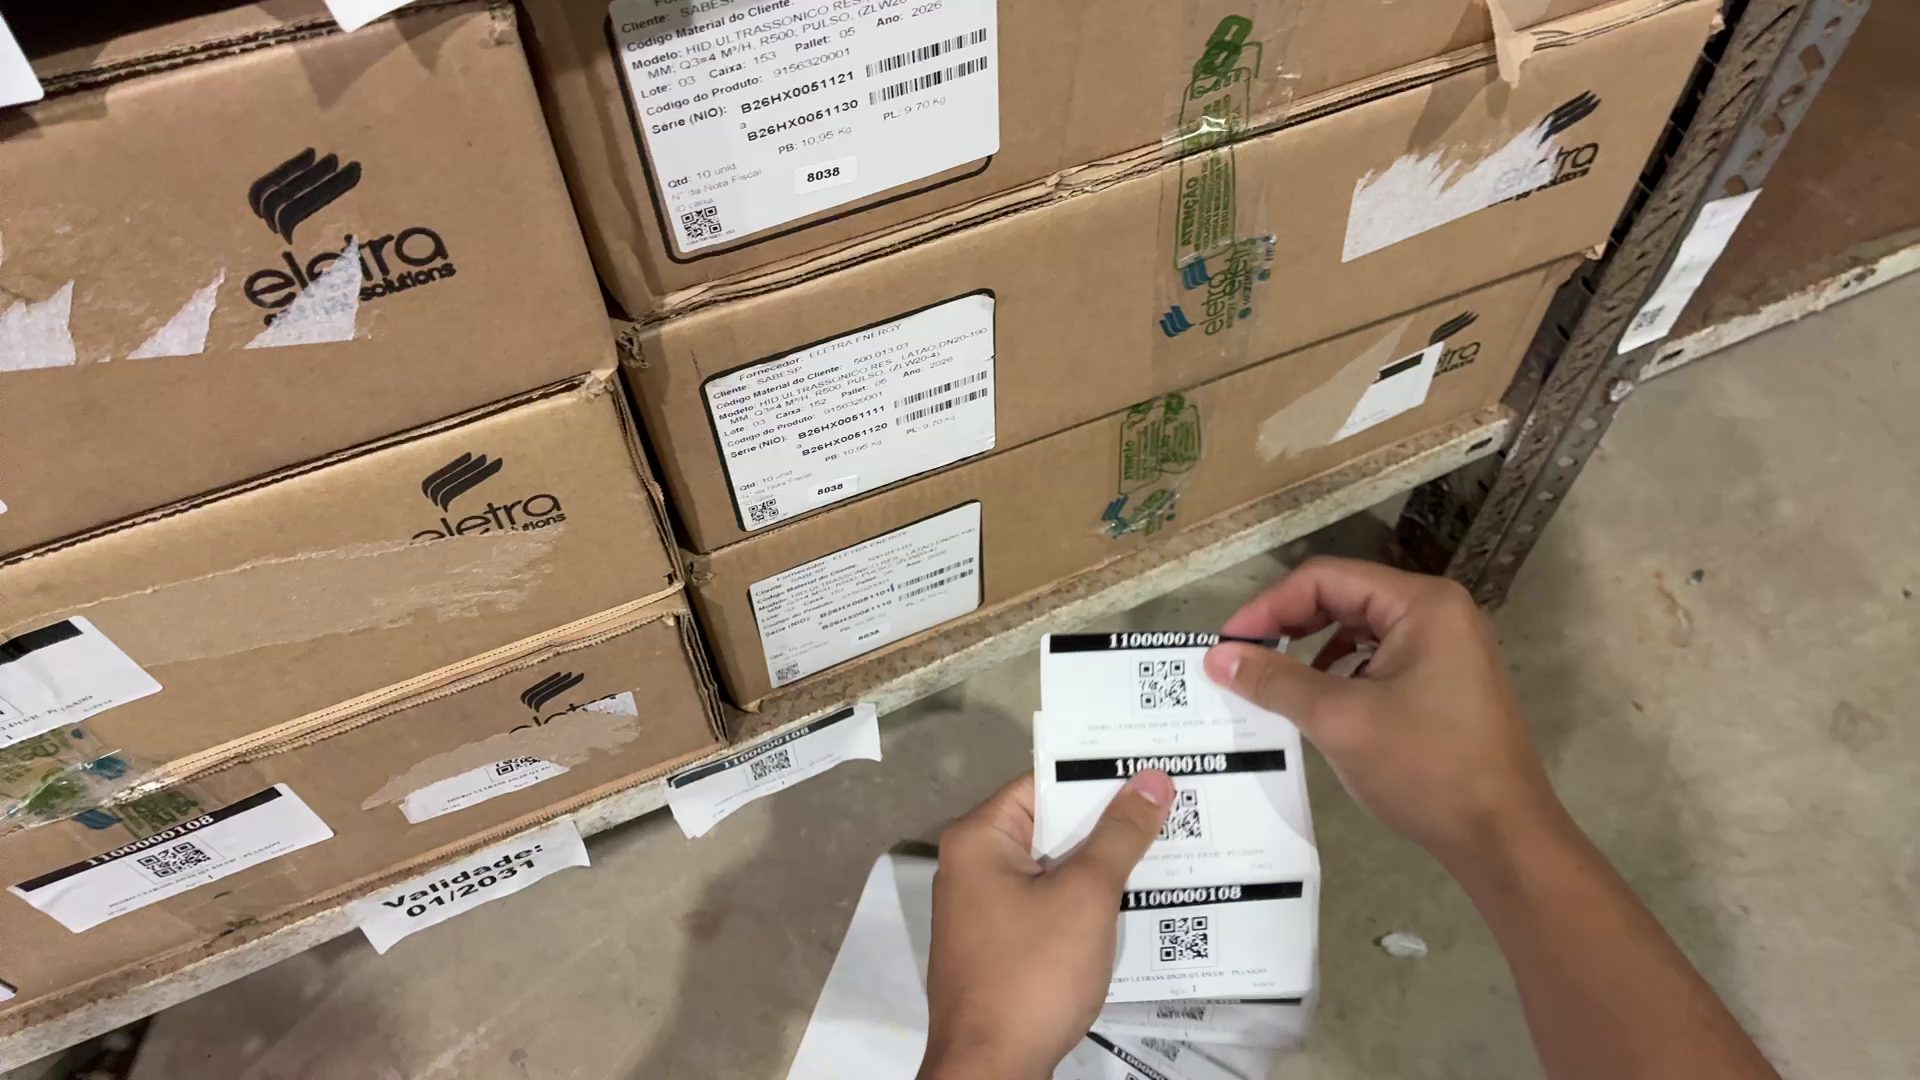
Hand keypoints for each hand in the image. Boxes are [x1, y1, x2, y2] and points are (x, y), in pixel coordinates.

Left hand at [918, 770, 1174, 1079]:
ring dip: (1096, 861)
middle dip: (1103, 821)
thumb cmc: (1033, 971)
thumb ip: (1120, 834)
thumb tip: (1152, 778)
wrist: (989, 1073)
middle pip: (1046, 824)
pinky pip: (1042, 899)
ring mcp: (980, 904)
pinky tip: (1126, 899)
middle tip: (1165, 807)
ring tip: (1158, 846)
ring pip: (1048, 865)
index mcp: (979, 836)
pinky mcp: (994, 941)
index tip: (1145, 772)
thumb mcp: (1086, 895)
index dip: (1095, 778)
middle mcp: (971, 861)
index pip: (1042, 785)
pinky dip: (1079, 896)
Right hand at [1203, 556, 1564, 866]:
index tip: (1228, 643)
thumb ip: (1273, 679)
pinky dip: (1337, 667)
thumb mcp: (1337, 718)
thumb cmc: (1425, 769)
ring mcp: (1445, 646)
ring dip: (1308, 645)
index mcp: (1421, 605)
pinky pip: (1375, 654)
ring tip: (1272, 676)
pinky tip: (1318, 697)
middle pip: (1340, 596)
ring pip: (1356, 626)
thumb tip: (1215, 657)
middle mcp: (1437, 612)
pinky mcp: (1443, 677)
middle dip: (1286, 623)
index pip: (1323, 580)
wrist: (1504, 842)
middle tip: (1242, 655)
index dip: (1268, 606)